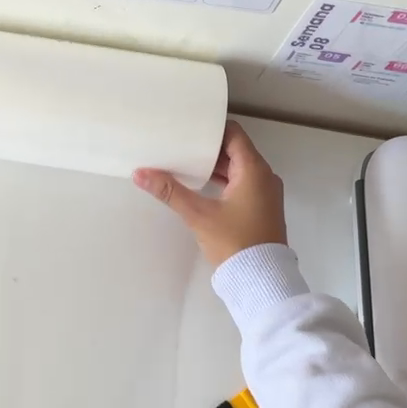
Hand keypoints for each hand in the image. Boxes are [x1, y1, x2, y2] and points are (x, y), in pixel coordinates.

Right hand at [134, 121, 285, 266]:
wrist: (261, 280)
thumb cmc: (234, 242)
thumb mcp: (198, 215)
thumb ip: (170, 191)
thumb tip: (140, 174)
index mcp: (254, 170)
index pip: (234, 134)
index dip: (213, 128)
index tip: (190, 127)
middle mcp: (264, 177)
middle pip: (236, 150)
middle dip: (210, 148)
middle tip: (183, 144)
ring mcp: (266, 193)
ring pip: (239, 169)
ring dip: (216, 166)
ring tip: (188, 163)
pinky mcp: (262, 208)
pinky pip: (243, 183)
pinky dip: (225, 180)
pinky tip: (203, 186)